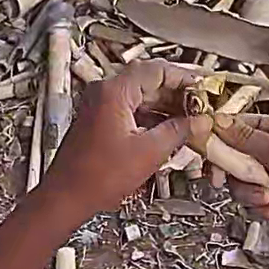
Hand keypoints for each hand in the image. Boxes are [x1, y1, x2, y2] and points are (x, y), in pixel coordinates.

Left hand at [40, 60, 202, 220]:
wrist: (66, 197)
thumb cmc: (98, 177)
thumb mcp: (149, 152)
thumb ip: (178, 131)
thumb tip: (199, 121)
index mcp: (114, 92)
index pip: (157, 70)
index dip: (184, 79)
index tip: (202, 90)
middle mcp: (105, 93)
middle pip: (148, 81)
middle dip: (177, 95)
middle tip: (200, 108)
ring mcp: (100, 106)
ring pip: (141, 97)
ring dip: (165, 108)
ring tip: (189, 122)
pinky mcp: (99, 121)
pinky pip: (131, 111)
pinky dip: (151, 118)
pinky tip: (168, 132)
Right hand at [212, 116, 268, 248]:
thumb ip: (247, 138)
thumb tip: (220, 122)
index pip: (237, 126)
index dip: (220, 136)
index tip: (208, 146)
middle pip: (232, 156)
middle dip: (234, 170)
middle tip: (236, 176)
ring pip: (237, 182)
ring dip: (250, 192)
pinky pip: (248, 202)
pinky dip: (260, 208)